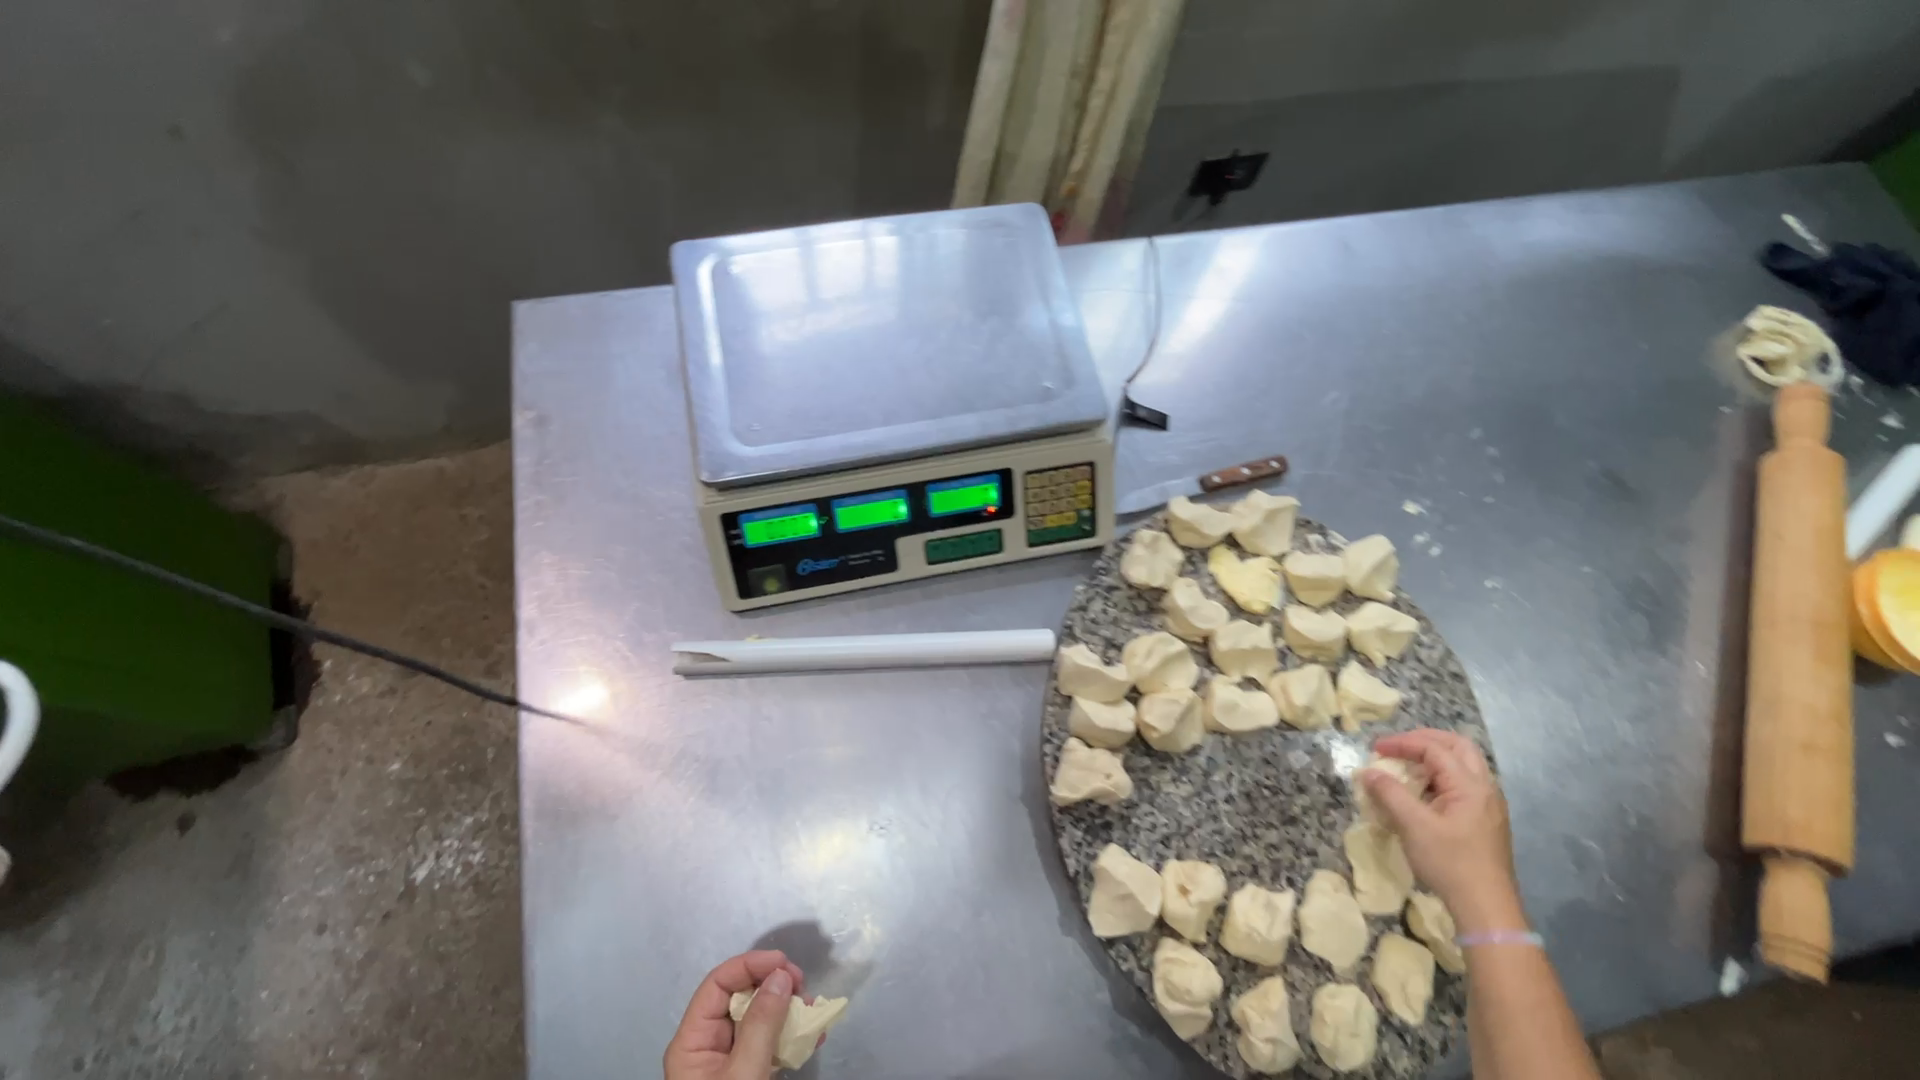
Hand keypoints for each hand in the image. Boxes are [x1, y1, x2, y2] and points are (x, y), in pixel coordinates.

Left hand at [663, 950, 808, 1079]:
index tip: (784, 963)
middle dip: (774, 986)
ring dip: (788, 1010)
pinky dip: (790, 1035)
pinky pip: (768, 1043)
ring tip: (812, 1011)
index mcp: (692, 1042)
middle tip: (803, 987)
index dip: (750, 965)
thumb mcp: (744, 1072)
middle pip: (740, 998)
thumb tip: (781, 976)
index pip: (717, 984)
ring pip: (758, 1019)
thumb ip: (761, 1024)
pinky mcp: (747, 1074)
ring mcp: (728, 1062)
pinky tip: (813, 1034)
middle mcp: (707, 1046)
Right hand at [1361, 728, 1523, 931]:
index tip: (1375, 749)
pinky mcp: (1486, 821)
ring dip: (1435, 758)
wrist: (1486, 907)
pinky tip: (1424, 794)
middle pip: (1458, 747)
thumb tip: (1368, 772)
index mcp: (1470, 785)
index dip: (1403, 743)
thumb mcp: (1413, 826)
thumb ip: (1389, 793)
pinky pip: (1464, 784)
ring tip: (1407, 768)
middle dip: (1425, 741)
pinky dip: (1441, 777)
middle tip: (1397, 748)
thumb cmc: (1450, 863)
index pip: (1435, 748)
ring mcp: (1489, 805)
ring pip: (1464, 765)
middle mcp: (1485, 788)